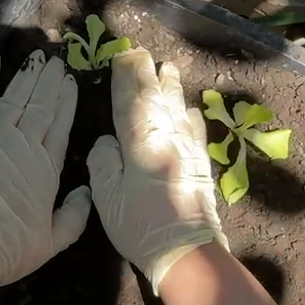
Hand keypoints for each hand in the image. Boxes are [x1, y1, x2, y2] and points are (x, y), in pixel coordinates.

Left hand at [0, 51, 91, 303]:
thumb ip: (73, 217)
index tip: (71, 81)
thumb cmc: (5, 251)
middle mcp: (21, 146)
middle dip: (50, 81)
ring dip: (27, 77)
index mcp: (46, 169)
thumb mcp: (51, 243)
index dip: (66, 101)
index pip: (60, 125)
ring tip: (38, 57)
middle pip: (40, 106)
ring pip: (14, 99)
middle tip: (58, 59)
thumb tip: (85, 192)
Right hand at [87, 48, 225, 293]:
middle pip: (155, 99)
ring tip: (169, 68)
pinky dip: (190, 115)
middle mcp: (166, 138)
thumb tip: (107, 142)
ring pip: (177, 109)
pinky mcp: (200, 164)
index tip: (122, 56)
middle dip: (147, 74)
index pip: (128, 102)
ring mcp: (187, 149)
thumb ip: (103, 163)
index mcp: (140, 144)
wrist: (186, 252)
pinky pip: (195, 131)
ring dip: (171, 87)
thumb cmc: (140, 226)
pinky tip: (189, 109)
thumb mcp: (106, 197)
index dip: (124, 78)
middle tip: (142, 52)